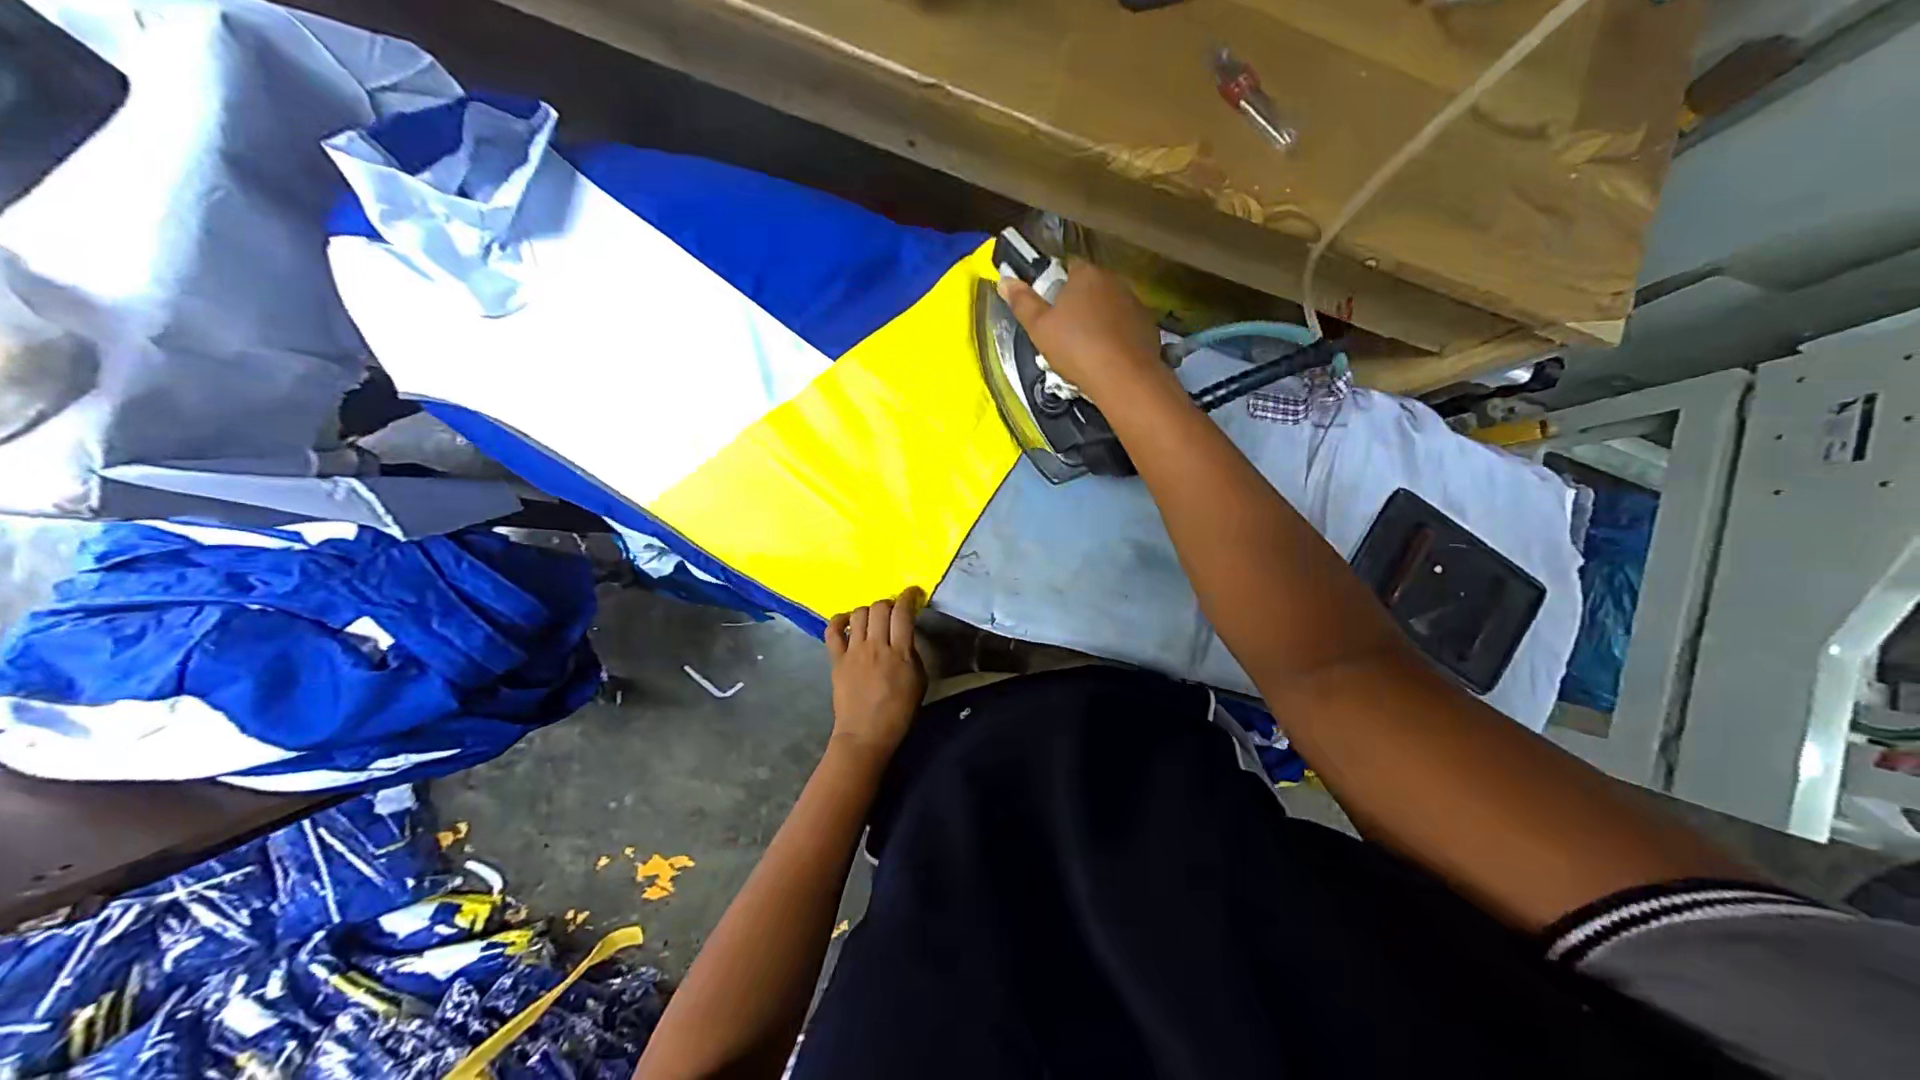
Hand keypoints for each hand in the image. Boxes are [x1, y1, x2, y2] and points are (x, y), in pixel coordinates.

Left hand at [825, 588, 927, 759]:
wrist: (865, 734)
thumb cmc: (899, 713)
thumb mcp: (919, 681)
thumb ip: (912, 654)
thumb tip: (904, 637)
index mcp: (900, 652)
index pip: (903, 612)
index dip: (909, 597)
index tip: (913, 593)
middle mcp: (876, 646)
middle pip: (880, 607)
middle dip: (889, 602)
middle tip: (894, 611)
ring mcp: (854, 651)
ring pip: (859, 613)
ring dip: (868, 610)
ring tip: (874, 619)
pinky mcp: (837, 659)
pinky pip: (833, 630)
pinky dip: (840, 620)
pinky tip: (847, 622)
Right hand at [997, 259, 1175, 405]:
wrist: (1124, 377)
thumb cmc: (1076, 348)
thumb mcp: (1039, 328)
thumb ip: (1022, 302)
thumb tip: (1004, 280)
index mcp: (1086, 274)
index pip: (1069, 267)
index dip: (1057, 285)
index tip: (1050, 308)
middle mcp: (1114, 280)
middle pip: (1091, 286)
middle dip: (1079, 303)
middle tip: (1065, 332)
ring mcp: (1135, 302)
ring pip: (1110, 306)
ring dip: (1100, 319)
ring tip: (1088, 347)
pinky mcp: (1148, 325)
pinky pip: (1126, 325)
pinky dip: (1117, 336)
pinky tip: (1108, 356)